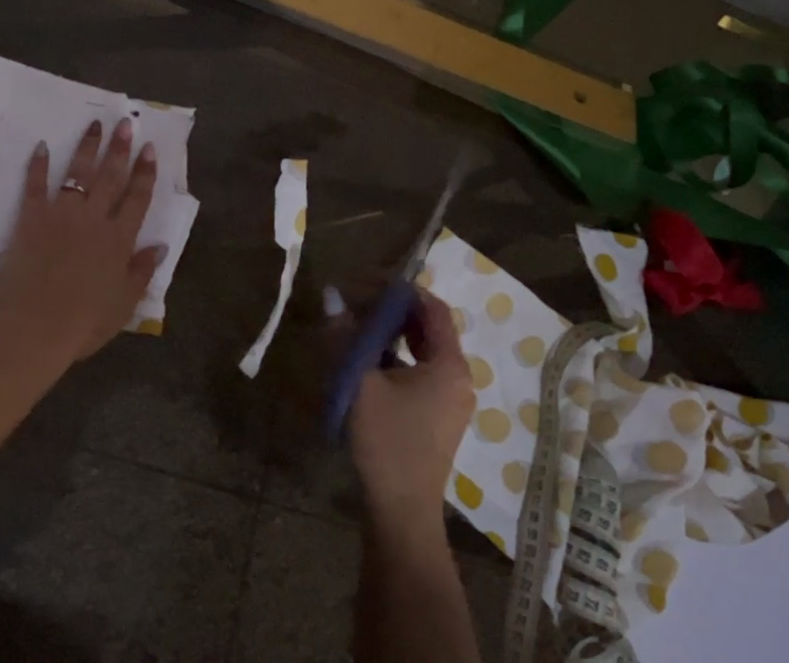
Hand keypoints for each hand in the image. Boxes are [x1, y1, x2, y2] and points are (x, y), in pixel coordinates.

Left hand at [0, 118, 166, 361]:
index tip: (149, 149)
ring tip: (94, 124)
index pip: (138, 198)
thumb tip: (158, 247)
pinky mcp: (31, 218)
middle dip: (119, 148)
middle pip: (110, 177)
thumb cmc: (84, 323)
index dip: (145, 173)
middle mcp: (94, 219)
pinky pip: (36, 185)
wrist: (37, 325)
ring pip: (78, 173)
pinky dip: (39, 165)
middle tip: (125, 122)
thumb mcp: (124, 305)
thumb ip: (140, 272)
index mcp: (120, 240)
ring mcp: (61, 215)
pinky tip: (43, 146)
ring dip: (87, 147)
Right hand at [346, 286, 473, 528]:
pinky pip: (416, 372)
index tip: (363, 280)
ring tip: (350, 327)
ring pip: (419, 351)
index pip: (431, 308)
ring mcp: (448, 400)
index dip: (398, 288)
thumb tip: (332, 297)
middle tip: (351, 301)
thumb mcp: (359, 384)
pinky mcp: (435, 417)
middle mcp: (457, 378)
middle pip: (427, 328)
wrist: (401, 509)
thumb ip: (345, 338)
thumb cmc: (386, 441)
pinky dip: (391, 358)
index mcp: (448, 365)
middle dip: (389, 310)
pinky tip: (360, 361)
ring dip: (387, 334)